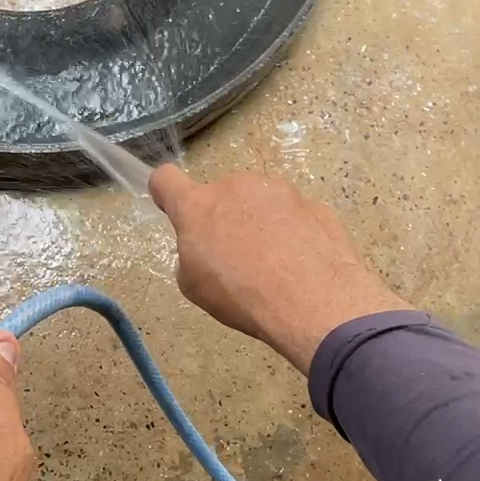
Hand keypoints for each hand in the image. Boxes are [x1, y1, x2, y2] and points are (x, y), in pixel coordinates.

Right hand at [150, 164, 411, 371]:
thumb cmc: (240, 295)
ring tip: (273, 266)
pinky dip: (291, 234)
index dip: (165, 193)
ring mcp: (279, 191)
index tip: (173, 209)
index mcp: (197, 205)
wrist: (312, 301)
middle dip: (223, 219)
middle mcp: (237, 186)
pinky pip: (292, 216)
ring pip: (259, 203)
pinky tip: (299, 266)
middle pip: (220, 195)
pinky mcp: (314, 204)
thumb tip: (206, 249)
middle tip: (234, 259)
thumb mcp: (194, 285)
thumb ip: (191, 254)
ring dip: (259, 224)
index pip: (165, 179)